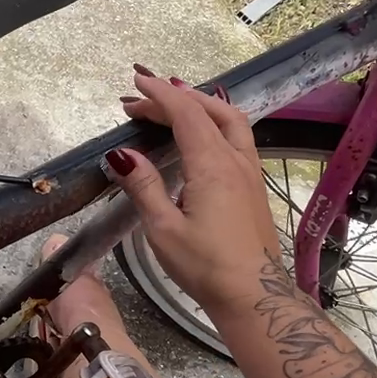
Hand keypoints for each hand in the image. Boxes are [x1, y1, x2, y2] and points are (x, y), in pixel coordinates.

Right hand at [112, 71, 281, 313]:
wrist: (254, 295)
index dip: (159, 94)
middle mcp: (236, 160)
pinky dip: (214, 122)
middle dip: (174, 97)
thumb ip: (143, 186)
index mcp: (212, 166)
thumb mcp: (162, 228)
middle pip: (208, 110)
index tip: (135, 82)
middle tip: (141, 101)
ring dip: (200, 106)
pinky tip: (200, 135)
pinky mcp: (253, 186)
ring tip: (173, 106)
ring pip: (230, 120)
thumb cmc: (204, 266)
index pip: (185, 114)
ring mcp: (250, 172)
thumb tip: (122, 154)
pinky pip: (236, 137)